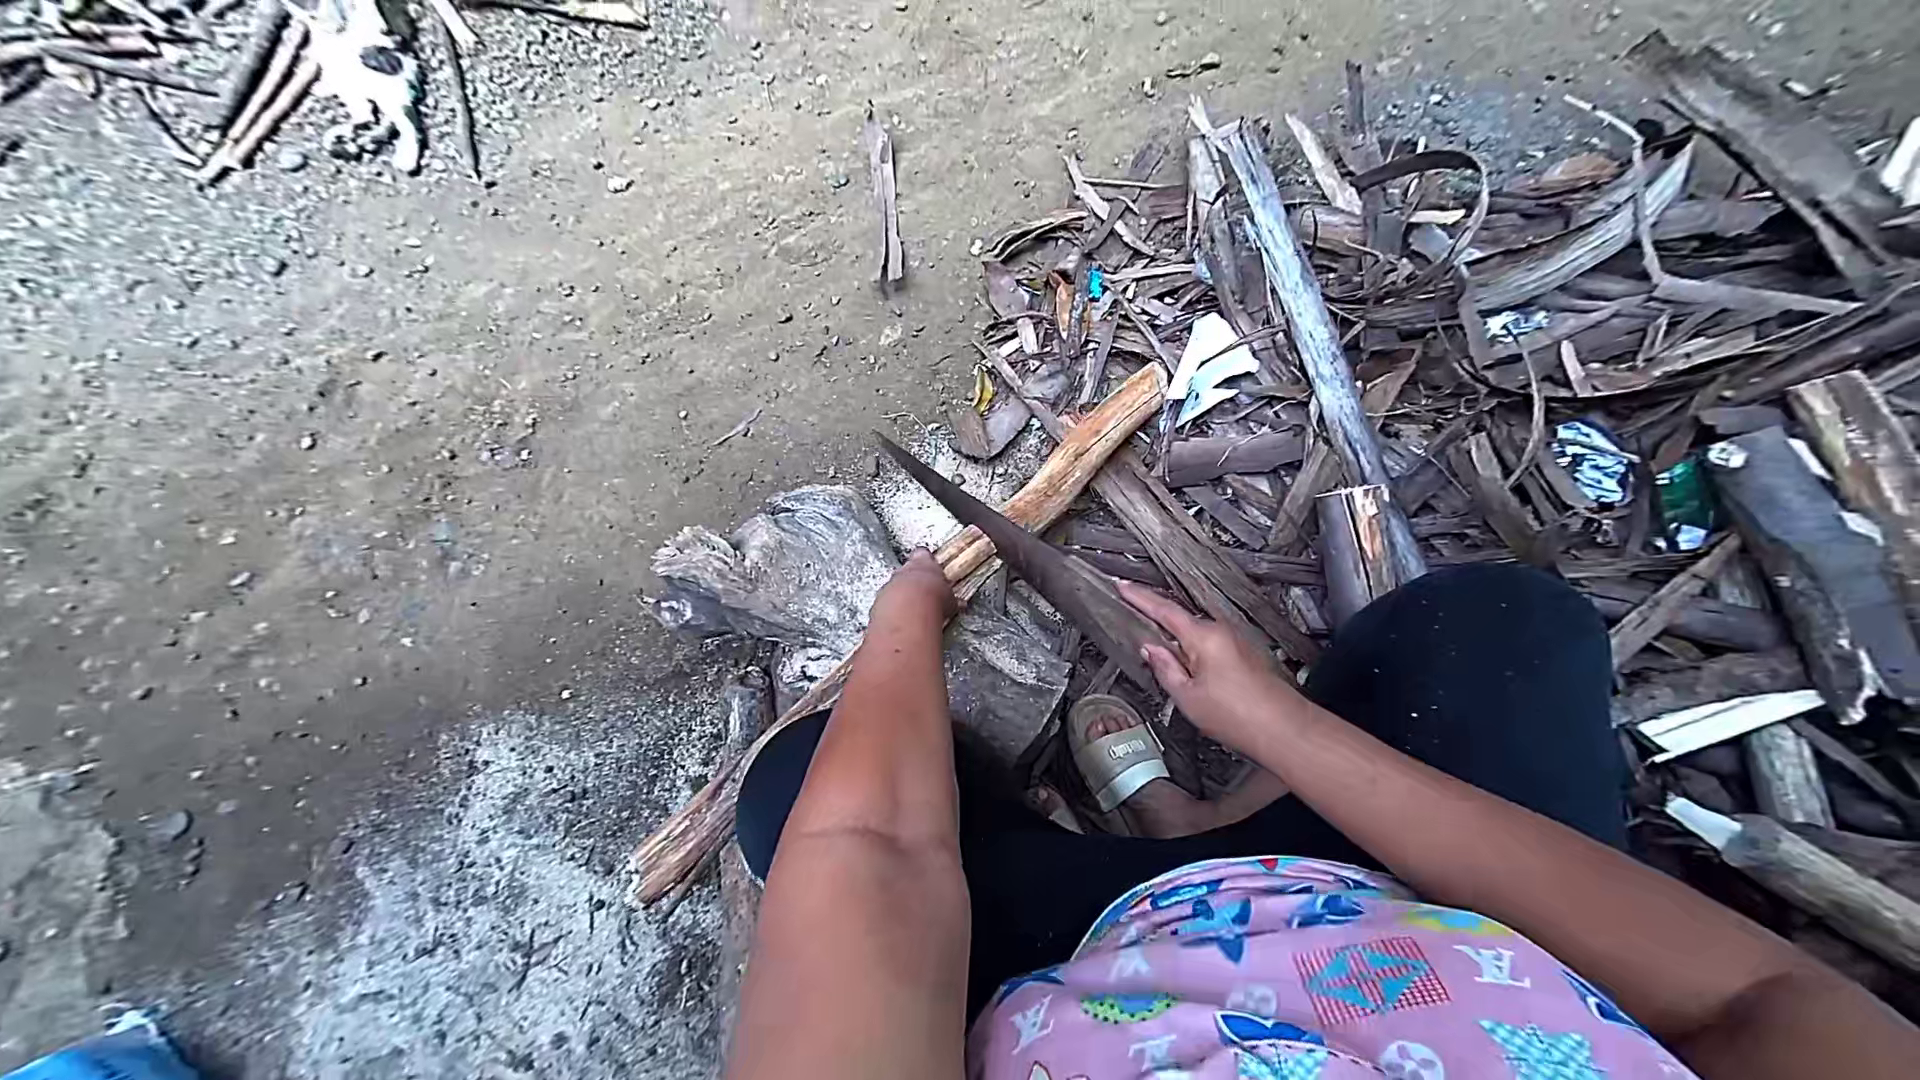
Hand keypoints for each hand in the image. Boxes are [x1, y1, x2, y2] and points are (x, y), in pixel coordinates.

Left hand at [868, 550, 957, 628]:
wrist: (911, 609)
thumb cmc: (935, 597)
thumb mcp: (950, 599)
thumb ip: (951, 599)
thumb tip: (959, 604)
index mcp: (923, 562)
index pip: (923, 554)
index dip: (926, 562)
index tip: (930, 570)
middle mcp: (903, 570)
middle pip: (905, 571)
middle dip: (912, 581)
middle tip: (921, 594)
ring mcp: (889, 585)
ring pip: (893, 588)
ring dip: (900, 597)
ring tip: (912, 612)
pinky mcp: (879, 601)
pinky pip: (886, 604)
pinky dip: (892, 611)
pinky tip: (901, 621)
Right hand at [1119, 580, 1308, 752]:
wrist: (1286, 731)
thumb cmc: (1241, 717)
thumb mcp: (1187, 696)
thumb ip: (1164, 668)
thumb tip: (1151, 650)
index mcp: (1203, 637)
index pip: (1163, 610)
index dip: (1139, 597)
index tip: (1123, 586)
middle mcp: (1221, 632)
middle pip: (1179, 620)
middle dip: (1157, 624)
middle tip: (1136, 627)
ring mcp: (1235, 641)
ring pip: (1195, 635)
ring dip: (1178, 644)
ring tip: (1167, 665)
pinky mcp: (1243, 653)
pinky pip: (1209, 645)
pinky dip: (1194, 652)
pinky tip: (1191, 672)